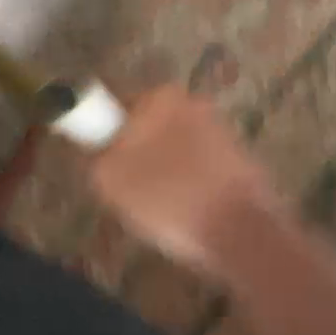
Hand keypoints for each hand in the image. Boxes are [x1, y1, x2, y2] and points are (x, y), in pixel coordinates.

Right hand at [86, 86, 284, 275]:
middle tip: (121, 184)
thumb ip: (91, 155)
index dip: (99, 132)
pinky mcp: (244, 166)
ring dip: (159, 169)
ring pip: (171, 149)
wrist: (244, 237)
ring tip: (152, 203)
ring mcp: (224, 135)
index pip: (112, 104)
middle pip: (144, 126)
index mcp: (160, 97)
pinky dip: (185, 185)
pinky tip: (180, 211)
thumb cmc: (166, 195)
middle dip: (132, 150)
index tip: (97, 160)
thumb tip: (92, 149)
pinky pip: (196, 169)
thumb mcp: (105, 177)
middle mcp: (195, 105)